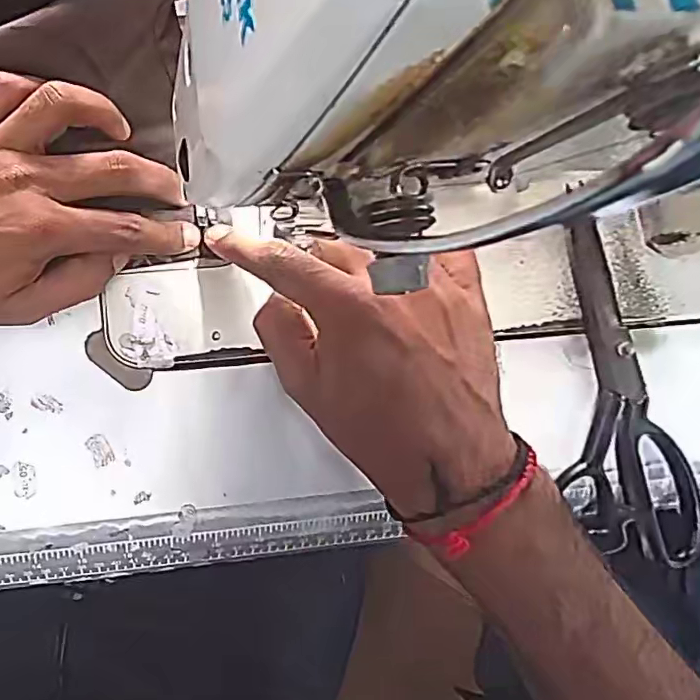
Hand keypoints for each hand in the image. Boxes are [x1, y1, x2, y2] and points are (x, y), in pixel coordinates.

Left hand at [0, 74, 196, 345]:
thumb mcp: (20, 308)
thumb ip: (76, 282)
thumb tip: (112, 258)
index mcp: (40, 229)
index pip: (121, 227)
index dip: (160, 233)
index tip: (177, 234)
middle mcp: (23, 181)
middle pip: (111, 167)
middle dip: (155, 180)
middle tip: (169, 189)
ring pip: (62, 107)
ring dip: (101, 111)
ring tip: (117, 129)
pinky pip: (5, 90)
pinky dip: (34, 90)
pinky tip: (50, 107)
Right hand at [204, 227, 512, 518]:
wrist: (449, 457)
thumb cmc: (388, 432)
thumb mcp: (306, 386)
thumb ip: (278, 330)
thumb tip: (274, 302)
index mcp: (348, 307)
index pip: (283, 261)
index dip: (247, 249)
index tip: (233, 242)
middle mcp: (393, 285)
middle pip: (328, 246)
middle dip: (304, 268)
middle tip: (302, 297)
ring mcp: (434, 284)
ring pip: (374, 242)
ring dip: (350, 264)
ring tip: (352, 303)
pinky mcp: (467, 291)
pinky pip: (433, 247)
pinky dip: (407, 253)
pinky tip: (397, 275)